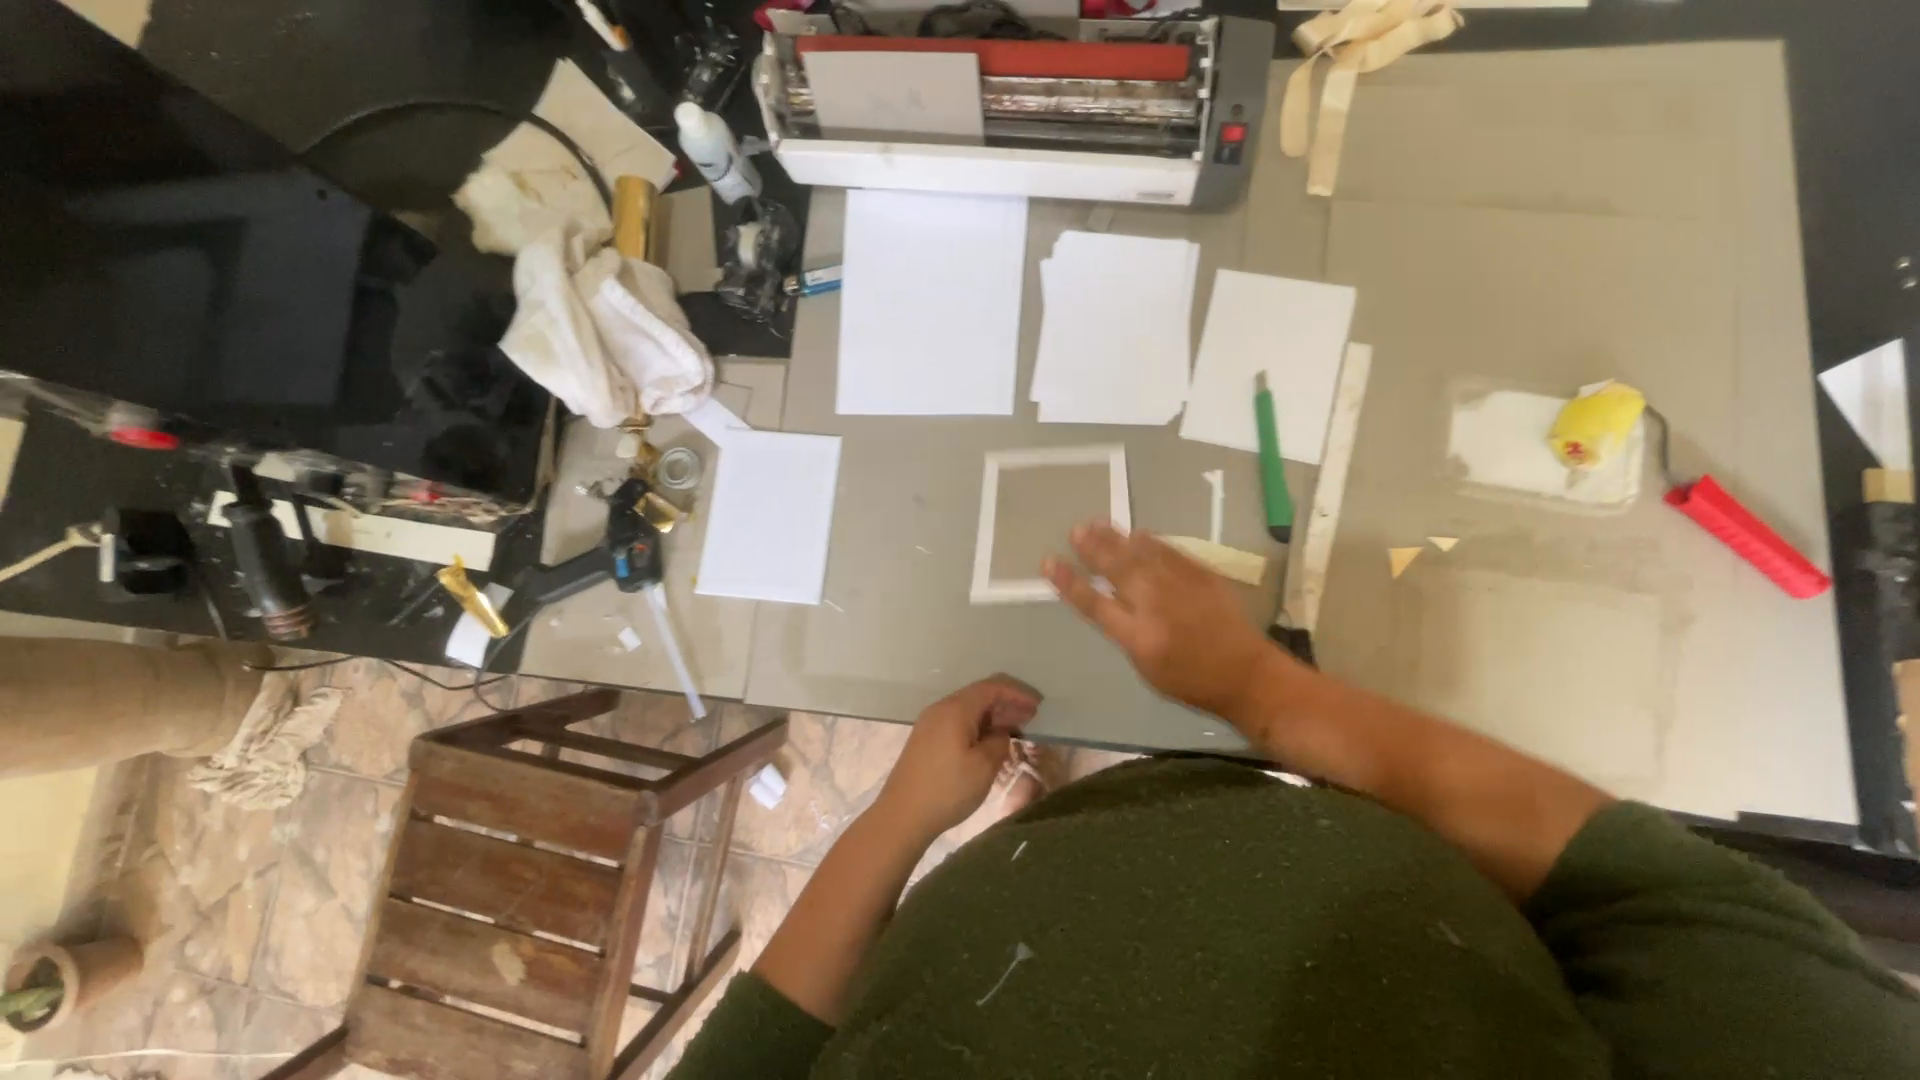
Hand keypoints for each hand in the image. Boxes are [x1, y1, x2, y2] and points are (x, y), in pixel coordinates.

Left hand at [874, 675, 1040, 840]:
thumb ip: (999, 741)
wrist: (902, 816)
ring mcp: (930, 724)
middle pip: (978, 695)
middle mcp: (940, 709)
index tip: (1038, 706)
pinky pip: (958, 722)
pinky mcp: (926, 740)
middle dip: (1006, 704)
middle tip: (1031, 718)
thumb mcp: (984, 766)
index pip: (991, 687)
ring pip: (968, 710)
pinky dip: (978, 727)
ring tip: (1015, 731)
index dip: (1017, 694)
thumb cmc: (947, 790)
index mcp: (955, 709)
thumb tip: (1000, 733)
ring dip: (992, 717)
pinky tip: (990, 742)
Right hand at [1044, 522, 1282, 722]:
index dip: (1070, 583)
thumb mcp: (1147, 667)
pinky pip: (1171, 553)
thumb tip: (1110, 596)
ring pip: (1142, 556)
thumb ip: (1126, 631)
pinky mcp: (1203, 577)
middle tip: (1076, 530)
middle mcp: (1156, 607)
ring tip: (1097, 523)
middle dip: (1093, 550)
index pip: (1094, 604)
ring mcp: (1181, 588)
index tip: (1049, 563)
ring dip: (1117, 538)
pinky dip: (1152, 542)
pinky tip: (1138, 533)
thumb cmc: (1191, 680)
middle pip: (1117, 570)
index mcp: (1138, 637)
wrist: (1246, 674)